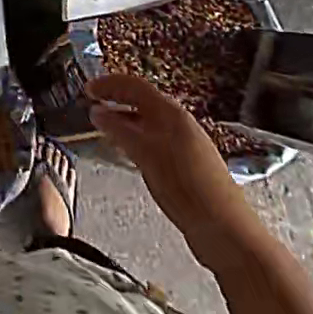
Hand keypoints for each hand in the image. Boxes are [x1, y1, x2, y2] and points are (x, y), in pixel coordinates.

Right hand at [86, 73, 253, 241]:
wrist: (224, 228)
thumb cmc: (187, 188)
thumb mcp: (146, 155)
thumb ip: (120, 131)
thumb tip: (98, 112)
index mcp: (171, 114)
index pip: (135, 86)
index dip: (110, 84)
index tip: (89, 88)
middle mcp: (179, 123)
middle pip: (142, 100)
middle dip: (116, 98)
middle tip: (93, 102)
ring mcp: (184, 143)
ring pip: (148, 121)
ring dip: (125, 118)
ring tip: (104, 125)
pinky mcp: (186, 164)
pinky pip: (154, 139)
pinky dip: (136, 137)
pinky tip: (128, 151)